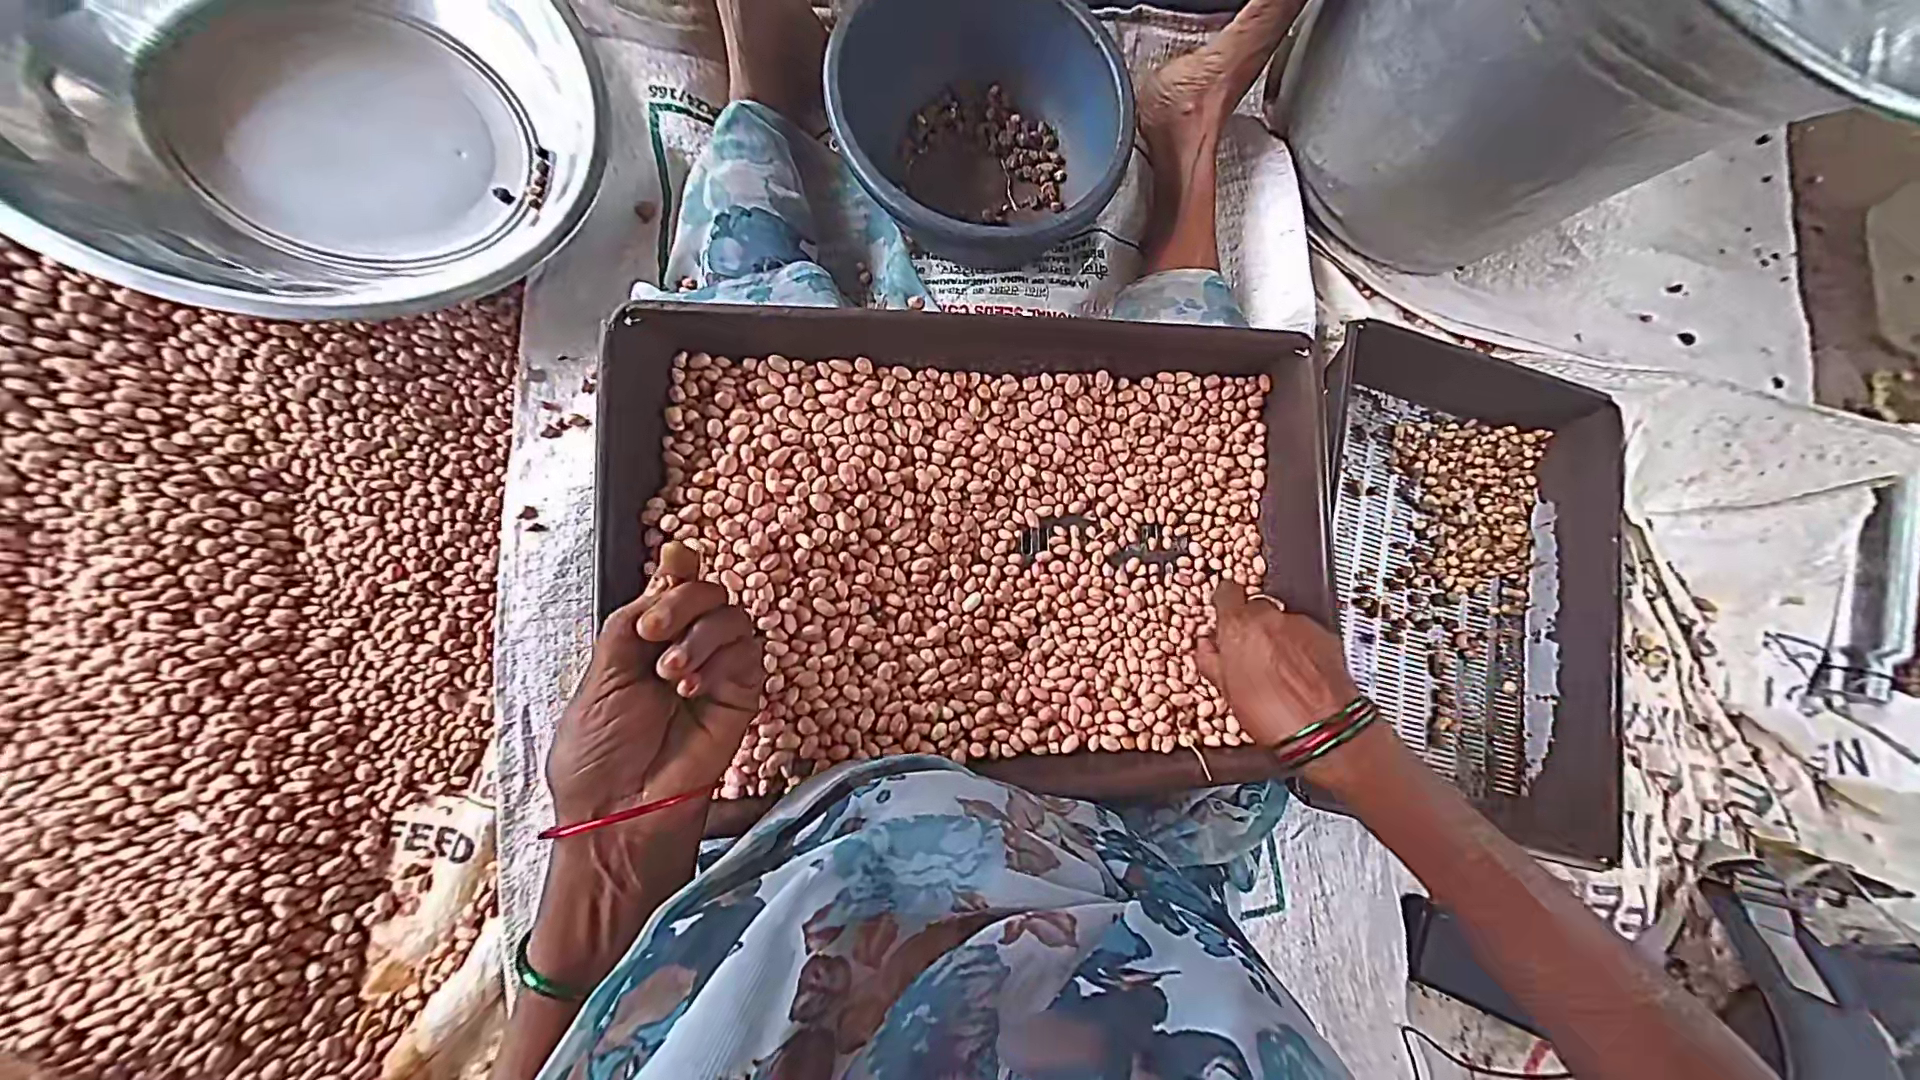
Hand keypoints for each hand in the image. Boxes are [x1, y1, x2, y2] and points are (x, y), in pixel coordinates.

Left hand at [546, 542, 764, 822]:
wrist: (619, 808)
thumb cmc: (599, 752)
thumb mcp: (601, 673)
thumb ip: (633, 619)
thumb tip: (667, 569)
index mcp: (648, 640)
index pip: (673, 589)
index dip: (681, 566)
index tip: (676, 554)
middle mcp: (686, 647)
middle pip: (708, 593)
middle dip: (684, 600)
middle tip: (655, 630)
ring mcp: (717, 668)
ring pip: (732, 616)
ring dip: (701, 635)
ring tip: (671, 672)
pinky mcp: (742, 692)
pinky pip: (748, 653)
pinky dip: (721, 660)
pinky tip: (692, 687)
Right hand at [1193, 580, 1358, 747]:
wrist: (1323, 729)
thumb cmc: (1271, 713)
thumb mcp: (1224, 689)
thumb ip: (1210, 658)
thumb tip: (1206, 648)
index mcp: (1237, 624)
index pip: (1226, 591)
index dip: (1224, 601)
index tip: (1224, 612)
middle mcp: (1269, 617)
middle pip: (1255, 607)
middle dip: (1251, 625)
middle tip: (1249, 653)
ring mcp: (1299, 625)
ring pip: (1281, 622)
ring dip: (1277, 637)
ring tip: (1278, 669)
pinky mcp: (1325, 636)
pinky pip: (1305, 634)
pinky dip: (1301, 646)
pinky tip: (1298, 672)